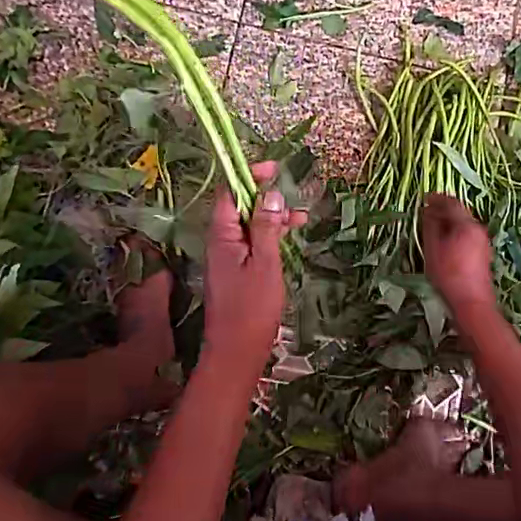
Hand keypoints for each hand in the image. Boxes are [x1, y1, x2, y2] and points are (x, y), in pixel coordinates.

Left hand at [202, 161, 306, 370]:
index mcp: (221, 235)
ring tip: (300, 219)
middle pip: (240, 207)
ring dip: (271, 219)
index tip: (273, 169)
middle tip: (294, 200)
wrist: (236, 351)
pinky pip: (251, 244)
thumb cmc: (251, 308)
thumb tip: (270, 194)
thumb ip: (266, 228)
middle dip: (266, 198)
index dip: (249, 176)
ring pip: (248, 226)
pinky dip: (268, 238)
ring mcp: (227, 258)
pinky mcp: (235, 272)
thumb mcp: (265, 263)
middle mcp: (220, 242)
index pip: (230, 192)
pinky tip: (287, 239)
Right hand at [420, 194, 496, 319]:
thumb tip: (427, 211)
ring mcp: (483, 242)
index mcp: (467, 225)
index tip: (424, 198)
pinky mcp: (483, 254)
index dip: (437, 198)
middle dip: (442, 210)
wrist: (472, 303)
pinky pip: (467, 235)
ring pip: (464, 225)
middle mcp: (478, 229)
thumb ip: (431, 226)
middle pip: (460, 213)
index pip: (451, 203)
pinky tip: (445, 244)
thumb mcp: (433, 249)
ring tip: (432, 228)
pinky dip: (455, 233)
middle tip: (426, 212)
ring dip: (449, 222)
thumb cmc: (449, 275)